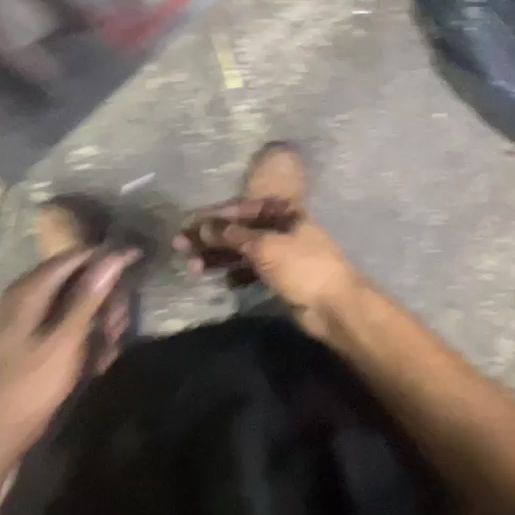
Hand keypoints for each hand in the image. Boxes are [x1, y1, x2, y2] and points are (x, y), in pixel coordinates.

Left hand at [0, 247, 138, 455]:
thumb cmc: (29, 387)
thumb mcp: (64, 342)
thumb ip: (88, 298)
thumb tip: (111, 257)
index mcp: (29, 290)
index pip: (75, 256)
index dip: (107, 256)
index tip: (138, 259)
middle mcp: (25, 296)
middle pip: (76, 280)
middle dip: (104, 300)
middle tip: (119, 326)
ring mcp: (26, 319)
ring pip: (74, 305)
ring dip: (98, 323)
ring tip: (109, 349)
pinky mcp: (30, 340)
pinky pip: (65, 326)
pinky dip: (83, 338)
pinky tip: (95, 362)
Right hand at [175, 199, 366, 337]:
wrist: (335, 306)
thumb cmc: (302, 267)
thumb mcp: (264, 246)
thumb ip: (232, 235)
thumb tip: (203, 226)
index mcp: (282, 212)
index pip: (240, 208)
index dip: (212, 216)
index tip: (186, 223)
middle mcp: (281, 228)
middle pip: (239, 230)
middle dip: (210, 238)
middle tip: (180, 247)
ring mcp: (281, 254)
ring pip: (242, 252)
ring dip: (218, 258)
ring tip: (193, 268)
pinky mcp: (280, 277)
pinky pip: (251, 271)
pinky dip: (235, 274)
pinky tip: (222, 282)